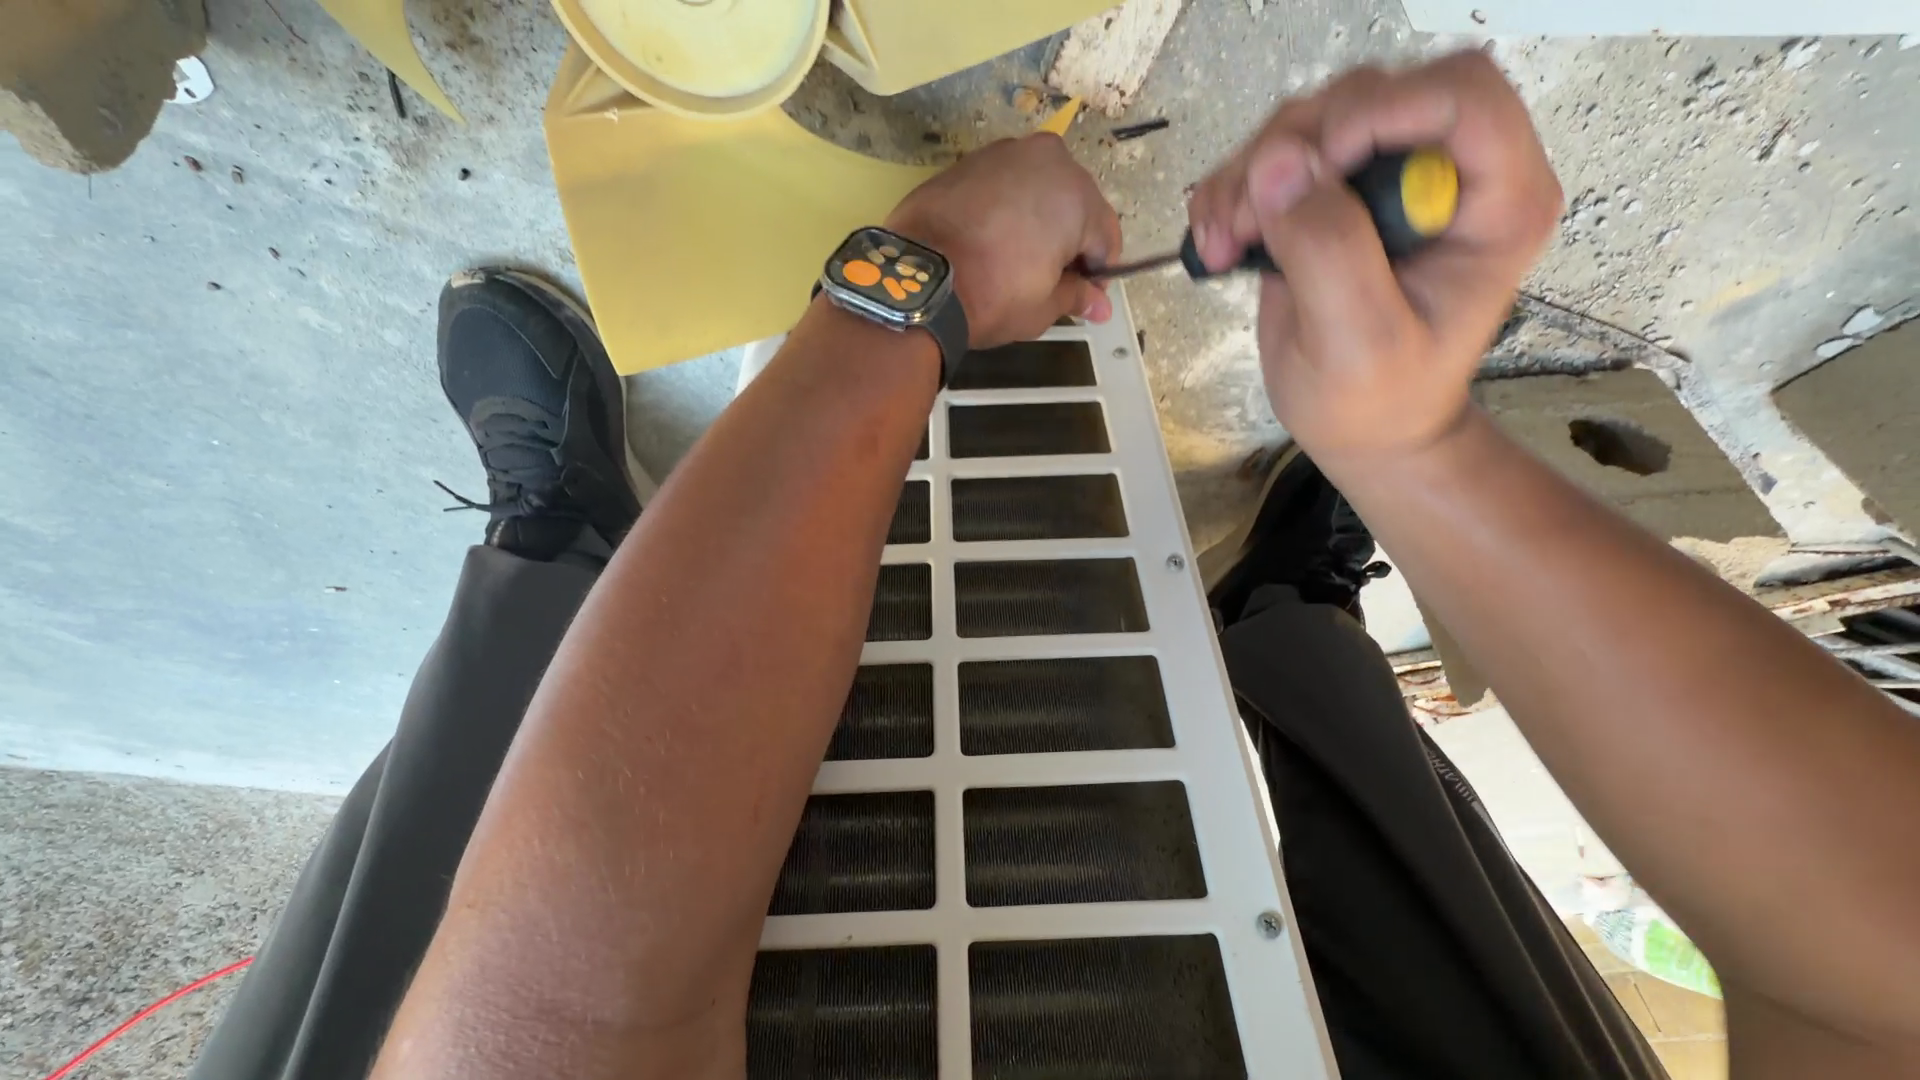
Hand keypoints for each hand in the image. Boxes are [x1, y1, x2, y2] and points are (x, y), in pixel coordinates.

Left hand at [887, 134, 1121, 348]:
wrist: (917, 278)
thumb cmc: (993, 294)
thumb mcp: (1043, 306)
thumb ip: (1077, 296)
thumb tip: (1100, 305)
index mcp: (1076, 195)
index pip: (1105, 235)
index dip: (1098, 271)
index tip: (1086, 296)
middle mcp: (1047, 160)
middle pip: (1073, 203)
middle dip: (1070, 239)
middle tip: (1053, 278)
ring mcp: (1004, 154)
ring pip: (1038, 187)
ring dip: (1039, 218)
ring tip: (1020, 258)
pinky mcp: (968, 161)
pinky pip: (1003, 184)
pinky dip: (1007, 207)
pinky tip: (992, 240)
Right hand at [1186, 50, 1562, 466]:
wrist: (1358, 427)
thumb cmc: (1376, 400)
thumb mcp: (1359, 342)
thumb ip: (1328, 251)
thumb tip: (1274, 165)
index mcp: (1492, 200)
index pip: (1459, 94)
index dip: (1383, 110)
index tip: (1314, 170)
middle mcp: (1439, 172)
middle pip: (1365, 97)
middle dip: (1290, 152)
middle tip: (1243, 229)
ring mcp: (1377, 180)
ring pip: (1305, 122)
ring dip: (1246, 177)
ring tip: (1222, 247)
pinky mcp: (1325, 197)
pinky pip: (1269, 158)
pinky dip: (1230, 193)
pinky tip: (1217, 246)